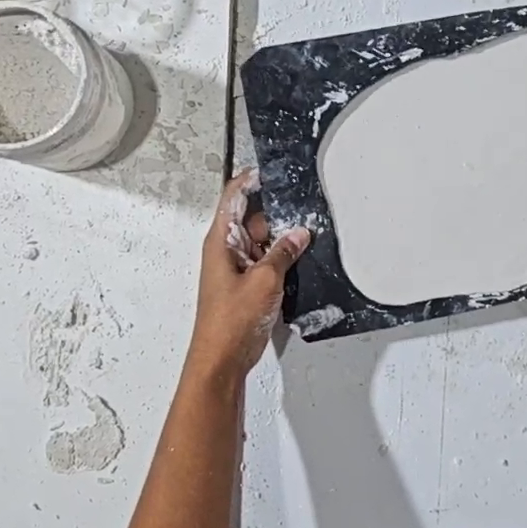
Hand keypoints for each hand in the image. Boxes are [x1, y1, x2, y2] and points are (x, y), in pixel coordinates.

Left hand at [188, 170, 310, 378]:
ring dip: (282, 239)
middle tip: (302, 207)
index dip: (251, 179)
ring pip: (263, 240)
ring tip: (305, 235)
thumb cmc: (230, 322)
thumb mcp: (265, 279)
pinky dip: (282, 259)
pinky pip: (267, 262)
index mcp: (221, 240)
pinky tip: (299, 259)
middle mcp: (226, 251)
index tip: (271, 168)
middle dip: (277, 212)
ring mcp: (237, 268)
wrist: (223, 359)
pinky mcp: (248, 285)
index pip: (234, 196)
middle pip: (253, 217)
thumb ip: (285, 252)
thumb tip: (299, 233)